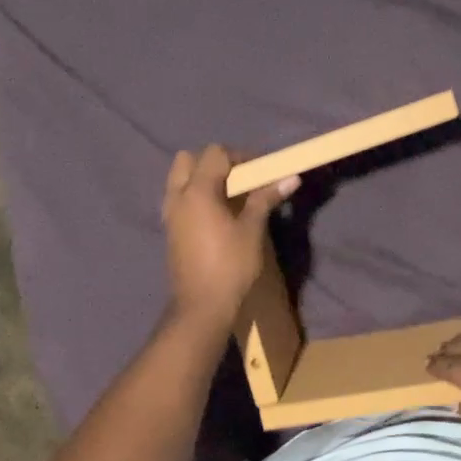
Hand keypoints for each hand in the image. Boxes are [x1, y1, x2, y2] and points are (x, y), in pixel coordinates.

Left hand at [161, 145, 298, 333]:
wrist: (201, 306)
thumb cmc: (230, 266)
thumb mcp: (252, 230)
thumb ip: (266, 198)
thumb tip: (291, 176)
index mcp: (197, 190)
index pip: (215, 153)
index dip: (241, 157)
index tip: (261, 172)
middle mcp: (177, 196)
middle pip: (189, 160)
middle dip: (215, 163)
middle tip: (240, 181)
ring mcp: (170, 214)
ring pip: (180, 179)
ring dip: (203, 179)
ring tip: (229, 199)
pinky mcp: (170, 230)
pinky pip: (179, 199)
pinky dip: (196, 197)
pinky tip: (217, 216)